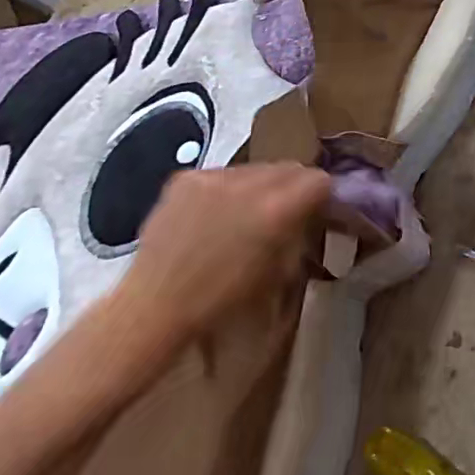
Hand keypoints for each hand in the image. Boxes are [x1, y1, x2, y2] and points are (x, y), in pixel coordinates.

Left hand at [116, 164, 331, 339]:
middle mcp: (250, 183)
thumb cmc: (224, 297)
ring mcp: (215, 177)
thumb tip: (311, 212)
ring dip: (259, 185)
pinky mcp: (186, 179)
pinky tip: (213, 212)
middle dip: (292, 187)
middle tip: (282, 211)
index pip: (320, 179)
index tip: (314, 211)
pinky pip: (223, 174)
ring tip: (244, 212)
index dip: (320, 196)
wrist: (154, 307)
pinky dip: (225, 188)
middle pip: (290, 167)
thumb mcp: (281, 267)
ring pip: (257, 168)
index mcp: (279, 208)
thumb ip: (301, 229)